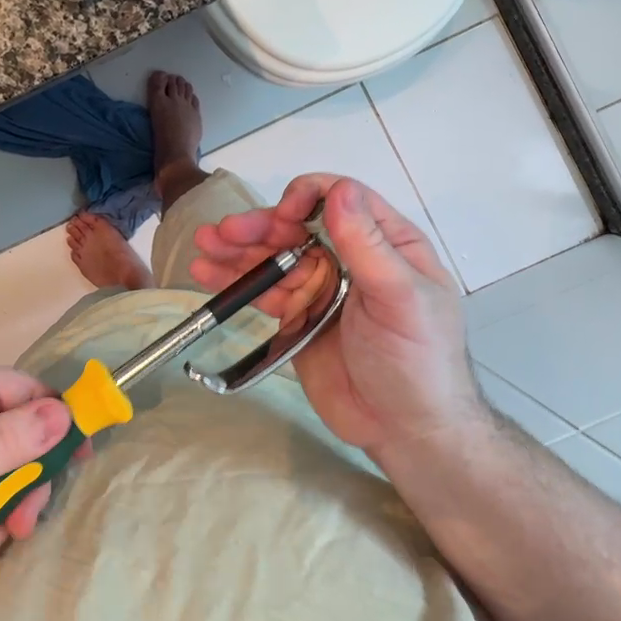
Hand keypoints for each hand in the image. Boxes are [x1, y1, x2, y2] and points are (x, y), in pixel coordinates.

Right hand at [190, 176, 488, 459]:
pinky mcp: (298, 316)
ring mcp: (321, 287)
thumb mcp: (401, 298)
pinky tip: (205, 274)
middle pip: (296, 226)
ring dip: (237, 249)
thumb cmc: (418, 360)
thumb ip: (368, 245)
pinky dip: (233, 280)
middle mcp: (350, 258)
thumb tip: (339, 189)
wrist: (405, 432)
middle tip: (223, 232)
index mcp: (385, 244)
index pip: (342, 199)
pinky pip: (262, 290)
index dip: (307, 197)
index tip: (284, 216)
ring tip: (203, 246)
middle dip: (259, 226)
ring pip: (273, 255)